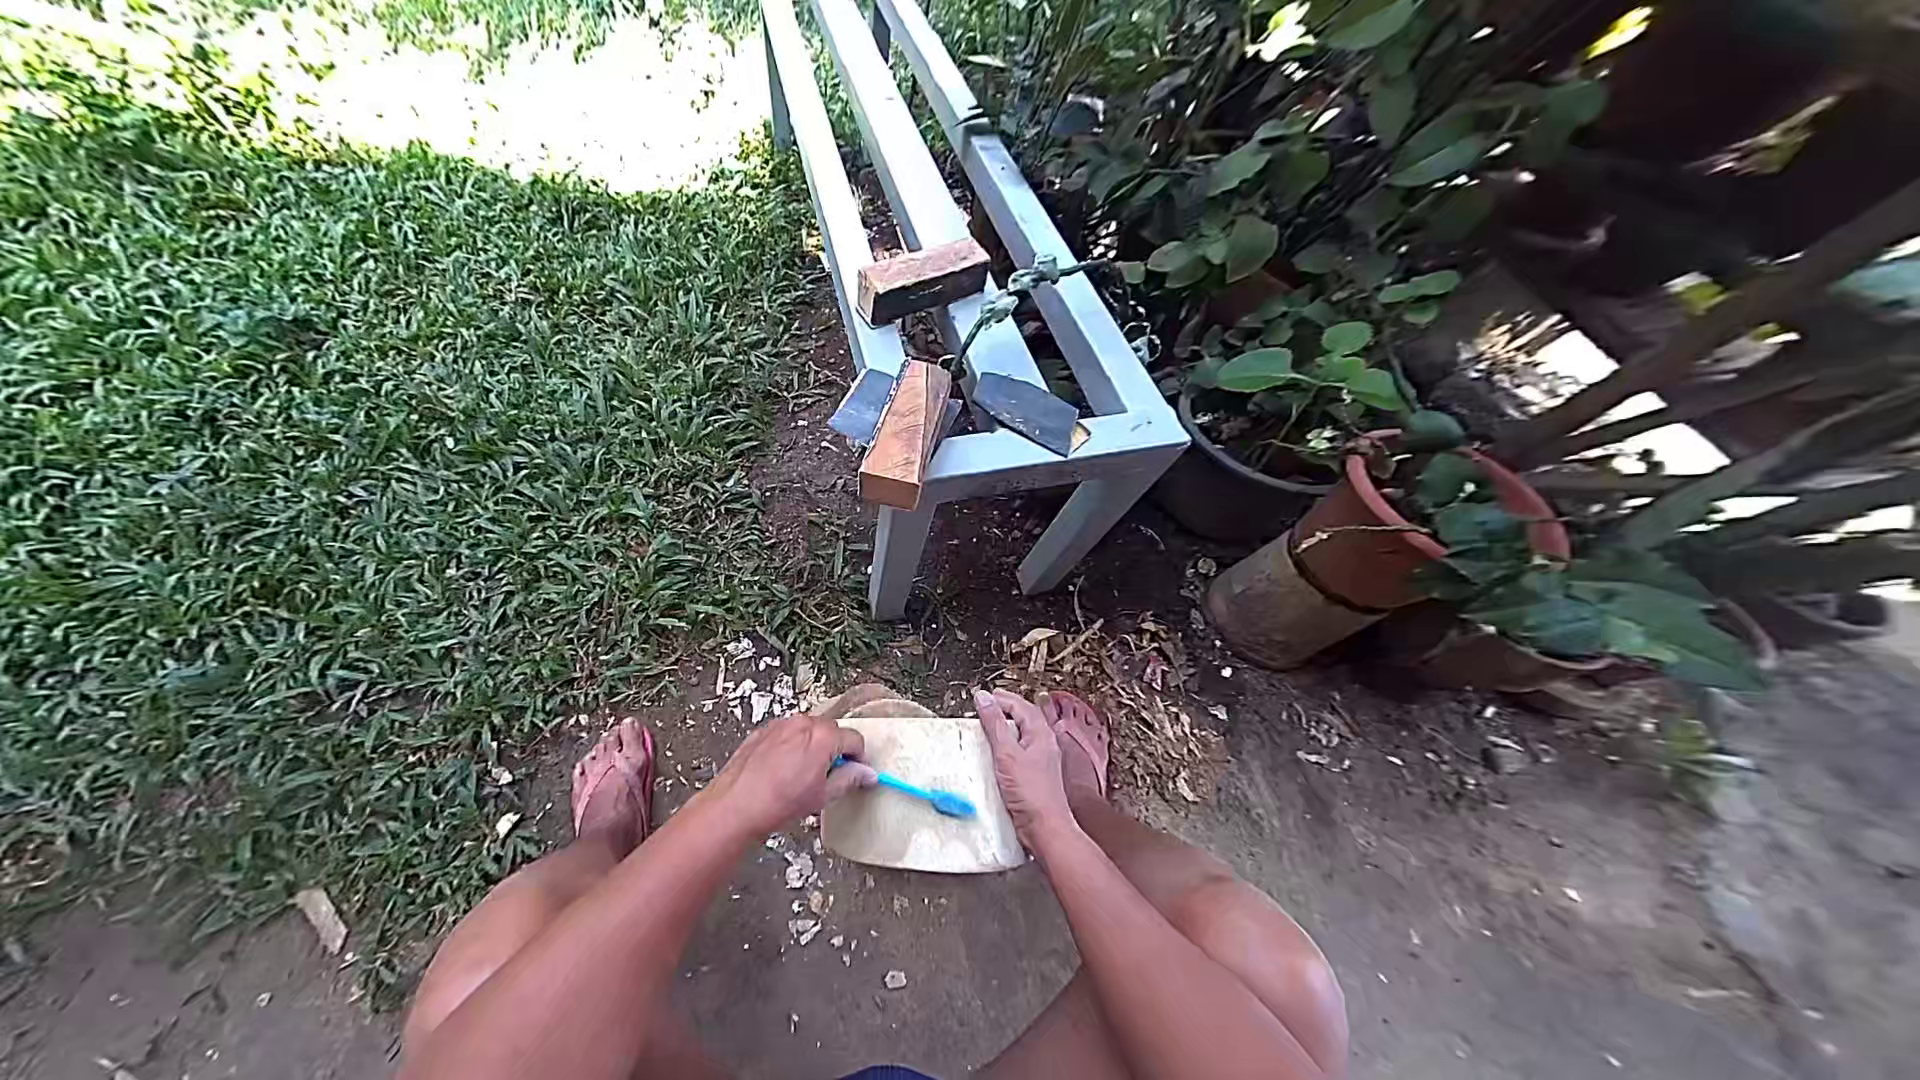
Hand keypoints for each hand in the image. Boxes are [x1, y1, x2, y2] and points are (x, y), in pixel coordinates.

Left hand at [703, 712, 877, 833]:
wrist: (736, 806)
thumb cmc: (776, 802)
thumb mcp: (823, 795)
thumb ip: (850, 779)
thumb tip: (865, 774)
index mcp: (824, 736)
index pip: (854, 739)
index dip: (858, 757)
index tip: (855, 770)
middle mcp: (804, 723)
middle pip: (832, 732)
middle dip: (834, 750)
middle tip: (827, 776)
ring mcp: (782, 724)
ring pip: (808, 730)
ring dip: (812, 746)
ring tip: (801, 775)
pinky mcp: (764, 730)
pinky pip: (787, 733)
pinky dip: (791, 746)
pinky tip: (783, 770)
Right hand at [973, 688, 1073, 846]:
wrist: (1045, 828)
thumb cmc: (1032, 794)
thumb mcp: (1006, 753)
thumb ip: (995, 724)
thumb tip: (984, 698)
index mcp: (1041, 733)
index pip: (1021, 705)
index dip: (1001, 699)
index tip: (983, 697)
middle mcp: (1045, 743)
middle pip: (1024, 717)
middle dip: (1005, 709)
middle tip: (985, 707)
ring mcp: (1042, 760)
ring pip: (1023, 734)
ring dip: (1006, 727)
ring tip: (988, 726)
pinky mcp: (1035, 775)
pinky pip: (1020, 751)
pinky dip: (1007, 746)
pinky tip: (998, 754)